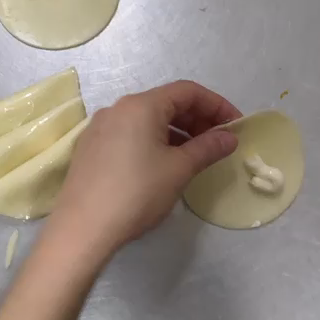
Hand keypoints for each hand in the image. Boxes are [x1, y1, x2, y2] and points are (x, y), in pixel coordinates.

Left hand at [50, 81, 240, 254]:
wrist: (83, 228)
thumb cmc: (137, 193)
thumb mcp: (179, 170)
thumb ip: (207, 148)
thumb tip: (229, 137)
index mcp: (141, 105)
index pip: (187, 91)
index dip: (216, 105)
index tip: (236, 126)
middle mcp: (117, 108)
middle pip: (166, 103)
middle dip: (197, 119)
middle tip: (218, 142)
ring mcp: (100, 128)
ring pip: (147, 120)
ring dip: (176, 132)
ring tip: (195, 156)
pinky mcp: (91, 148)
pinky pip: (130, 134)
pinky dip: (153, 141)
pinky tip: (163, 164)